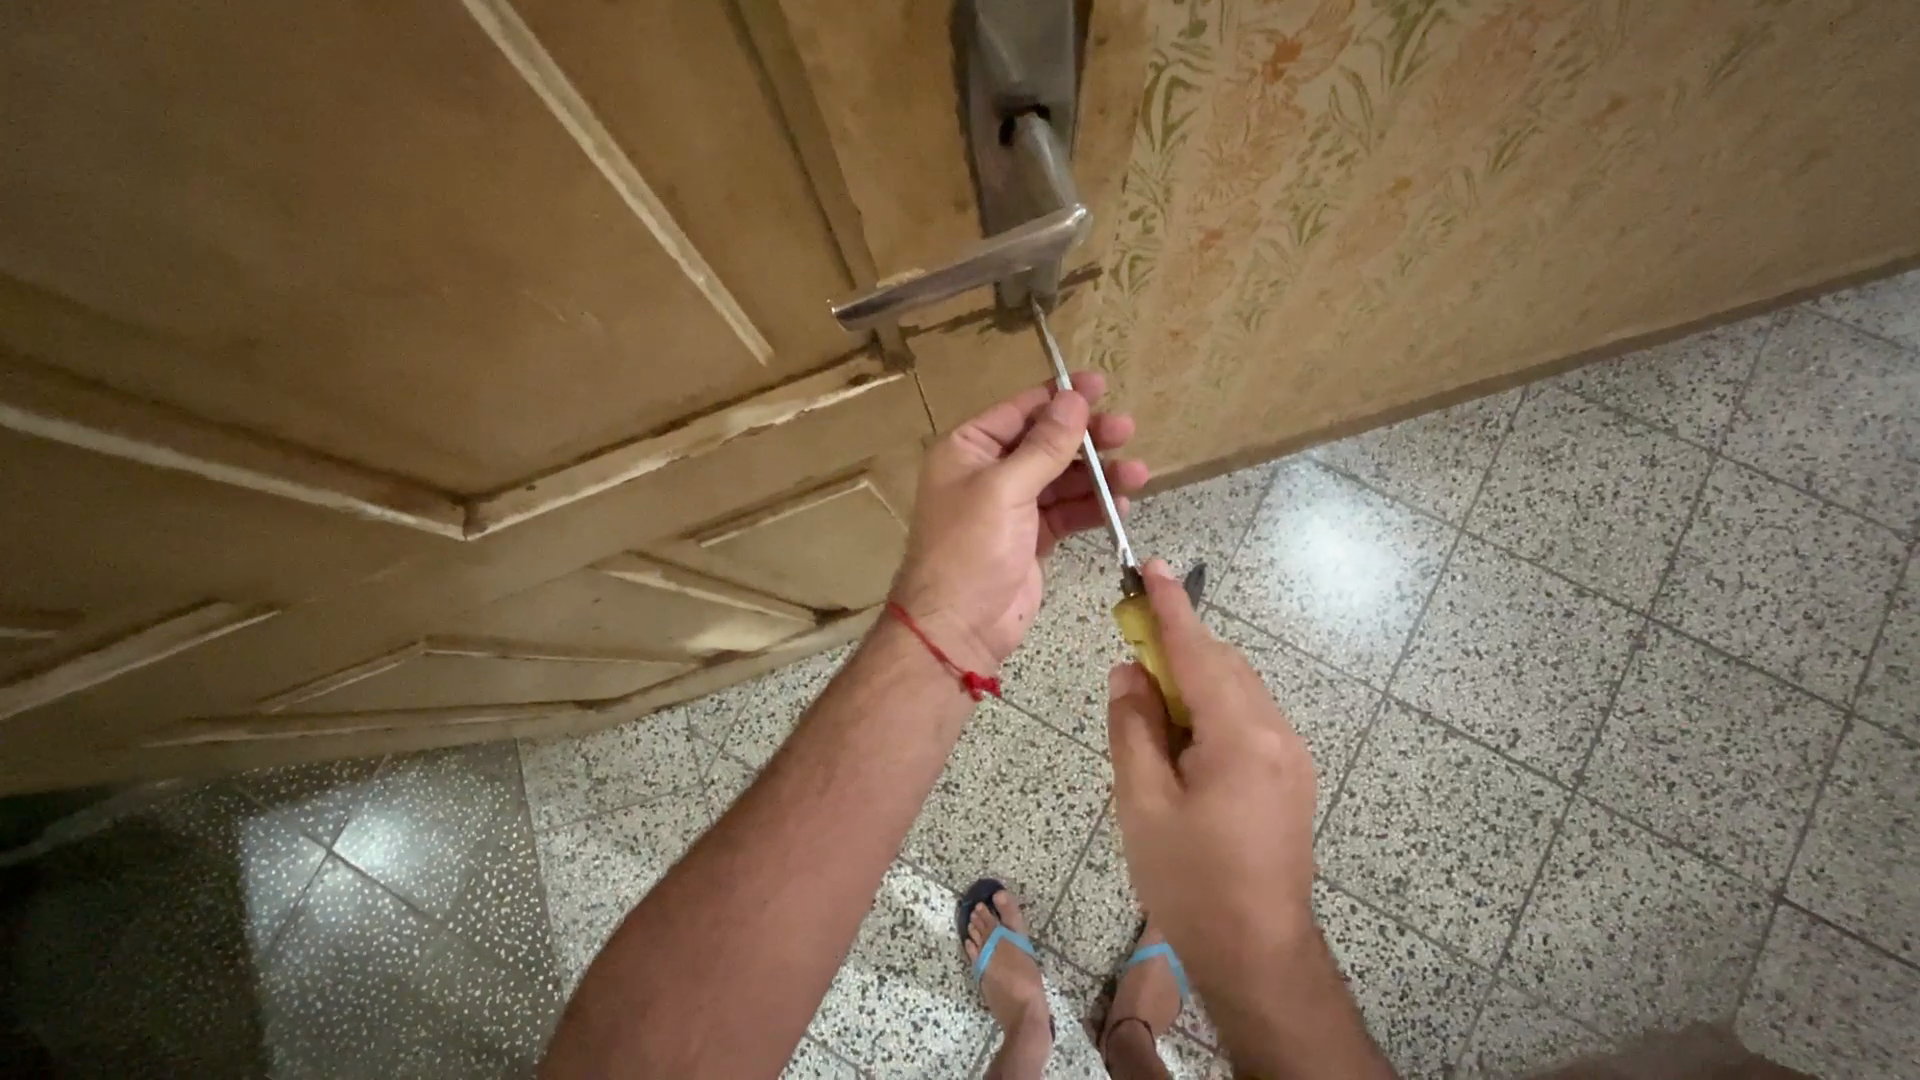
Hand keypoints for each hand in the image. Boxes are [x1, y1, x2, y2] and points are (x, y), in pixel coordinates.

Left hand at [891, 371, 1147, 669]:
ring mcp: (1011, 507)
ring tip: (1137, 473)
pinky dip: (1091, 507)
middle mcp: (987, 473)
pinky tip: (1119, 503)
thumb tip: (1074, 400)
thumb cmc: (970, 549)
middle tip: (1126, 429)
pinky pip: (1066, 513)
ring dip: (1097, 476)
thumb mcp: (1005, 489)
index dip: (1059, 398)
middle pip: (1045, 443)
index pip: (1019, 412)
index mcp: (967, 450)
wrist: (958, 626)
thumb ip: (1044, 446)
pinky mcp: (1031, 538)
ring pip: (1061, 479)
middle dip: (1086, 438)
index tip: (1100, 385)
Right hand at [1106, 561, 1319, 992]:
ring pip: (1236, 690)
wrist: (1259, 953)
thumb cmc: (1190, 880)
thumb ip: (1133, 727)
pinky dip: (1211, 708)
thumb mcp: (1142, 802)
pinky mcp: (1291, 776)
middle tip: (1129, 656)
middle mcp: (1275, 732)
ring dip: (1193, 680)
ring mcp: (1291, 754)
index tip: (1151, 567)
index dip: (1170, 607)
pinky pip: (1247, 718)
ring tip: (1149, 707)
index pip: (1197, 651)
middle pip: (1221, 665)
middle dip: (1176, 647)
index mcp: (1239, 735)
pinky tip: (1182, 740)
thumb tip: (1128, 672)